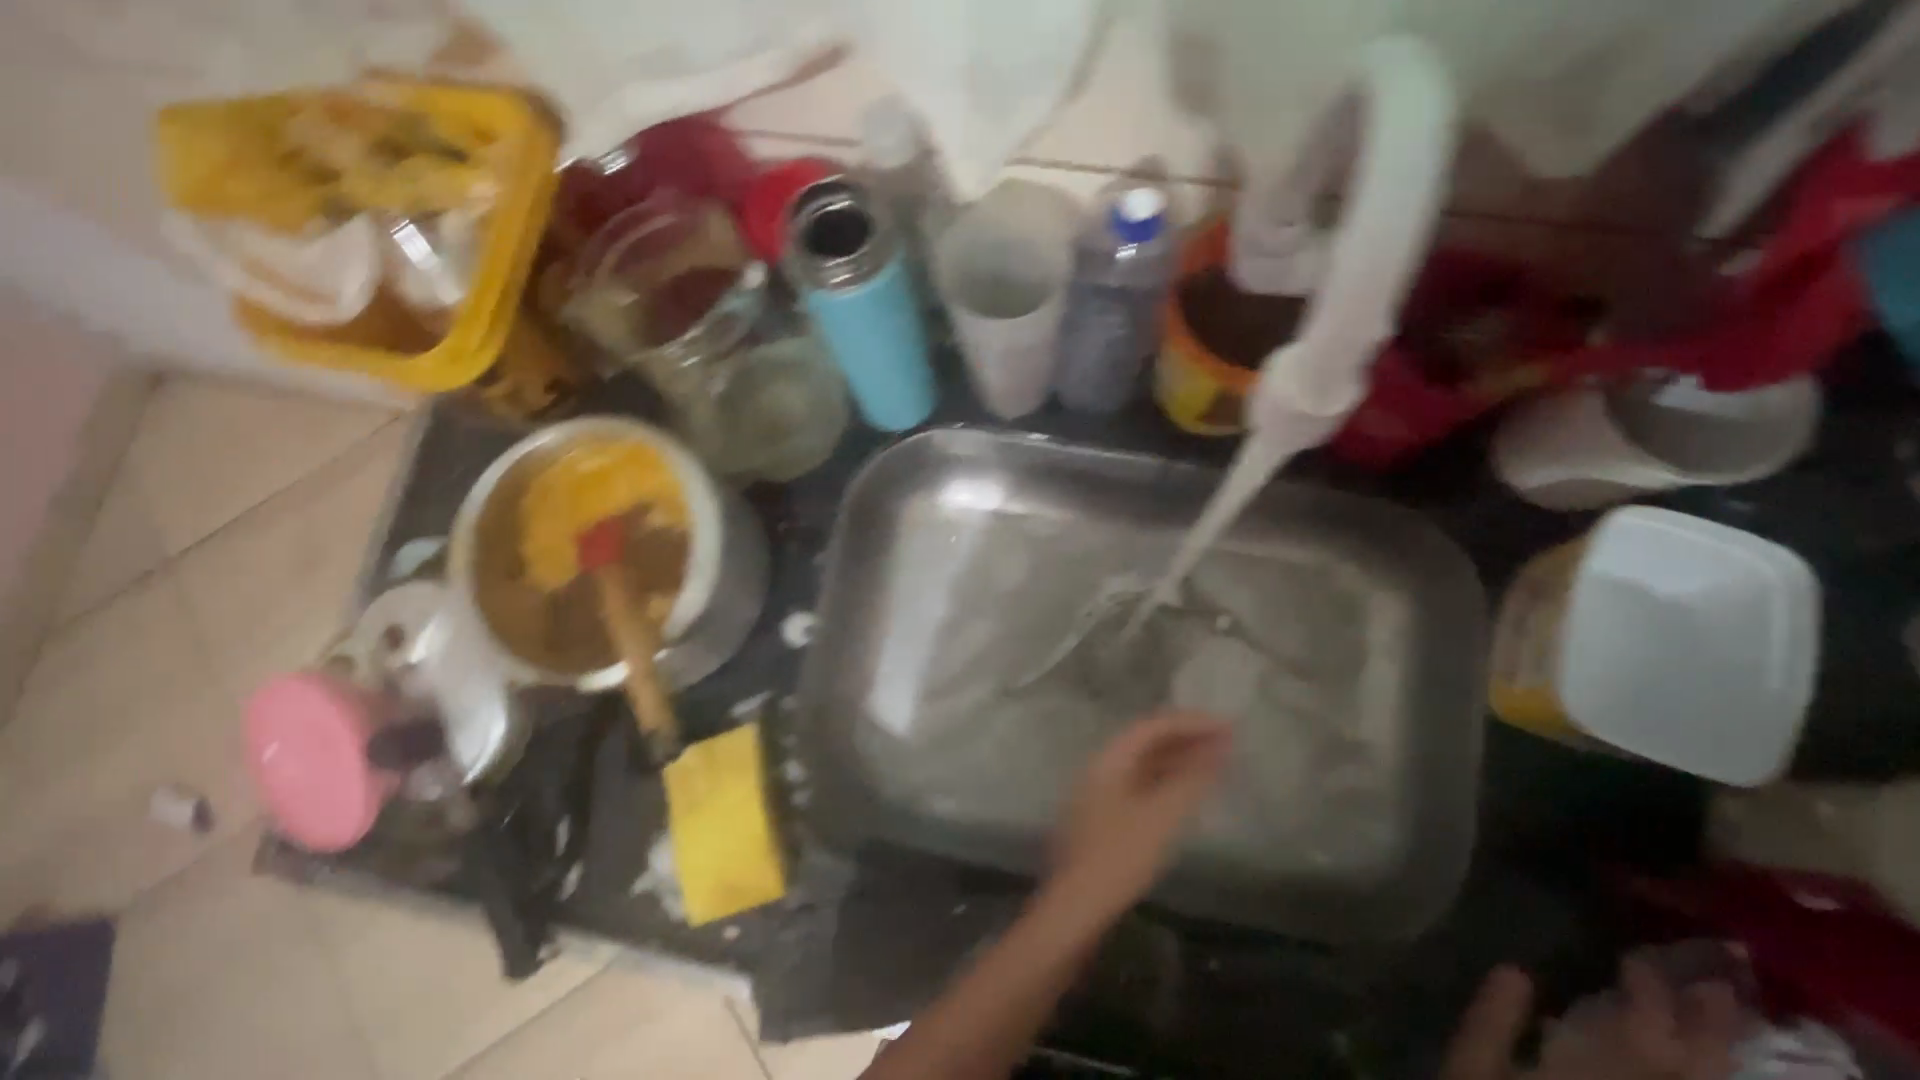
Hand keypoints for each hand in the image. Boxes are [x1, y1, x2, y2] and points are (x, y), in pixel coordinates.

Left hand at [1048, 709, 1230, 919]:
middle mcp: (1098, 771)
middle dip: (1186, 740)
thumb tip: (1219, 746)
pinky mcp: (1103, 822)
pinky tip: (1187, 797)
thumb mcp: (1161, 816)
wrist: (1076, 909)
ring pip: (1142, 768)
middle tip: (1227, 743)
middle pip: (1145, 744)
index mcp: (1107, 762)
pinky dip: (1166, 785)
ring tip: (1215, 765)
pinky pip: (1139, 789)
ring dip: (1177, 762)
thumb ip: (1191, 779)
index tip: (1227, 726)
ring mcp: (1098, 797)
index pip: (1151, 727)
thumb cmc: (1119, 857)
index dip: (1190, 722)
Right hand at [1442, 960, 1740, 1079]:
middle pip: (1687, 1064)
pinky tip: (1705, 1071)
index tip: (1635, 957)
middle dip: (1703, 1020)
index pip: (1637, 1028)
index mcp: (1595, 1077)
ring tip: (1726, 1015)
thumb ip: (1490, 1025)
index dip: (1646, 989)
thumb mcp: (1469, 1075)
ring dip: (1717, 1053)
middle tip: (1715, 981)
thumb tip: (1514, 970)